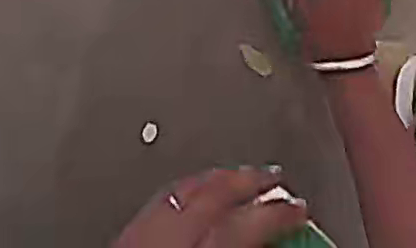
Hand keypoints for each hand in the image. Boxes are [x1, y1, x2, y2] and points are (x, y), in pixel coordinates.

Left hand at [111, 167, 308, 247]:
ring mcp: (133, 241)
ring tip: (239, 174)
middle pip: (211, 196)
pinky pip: (159, 203)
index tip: (298, 207)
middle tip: (276, 178)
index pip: (240, 229)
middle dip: (249, 181)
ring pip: (181, 191)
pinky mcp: (118, 244)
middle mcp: (157, 246)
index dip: (276, 213)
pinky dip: (185, 190)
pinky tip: (194, 192)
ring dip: (217, 178)